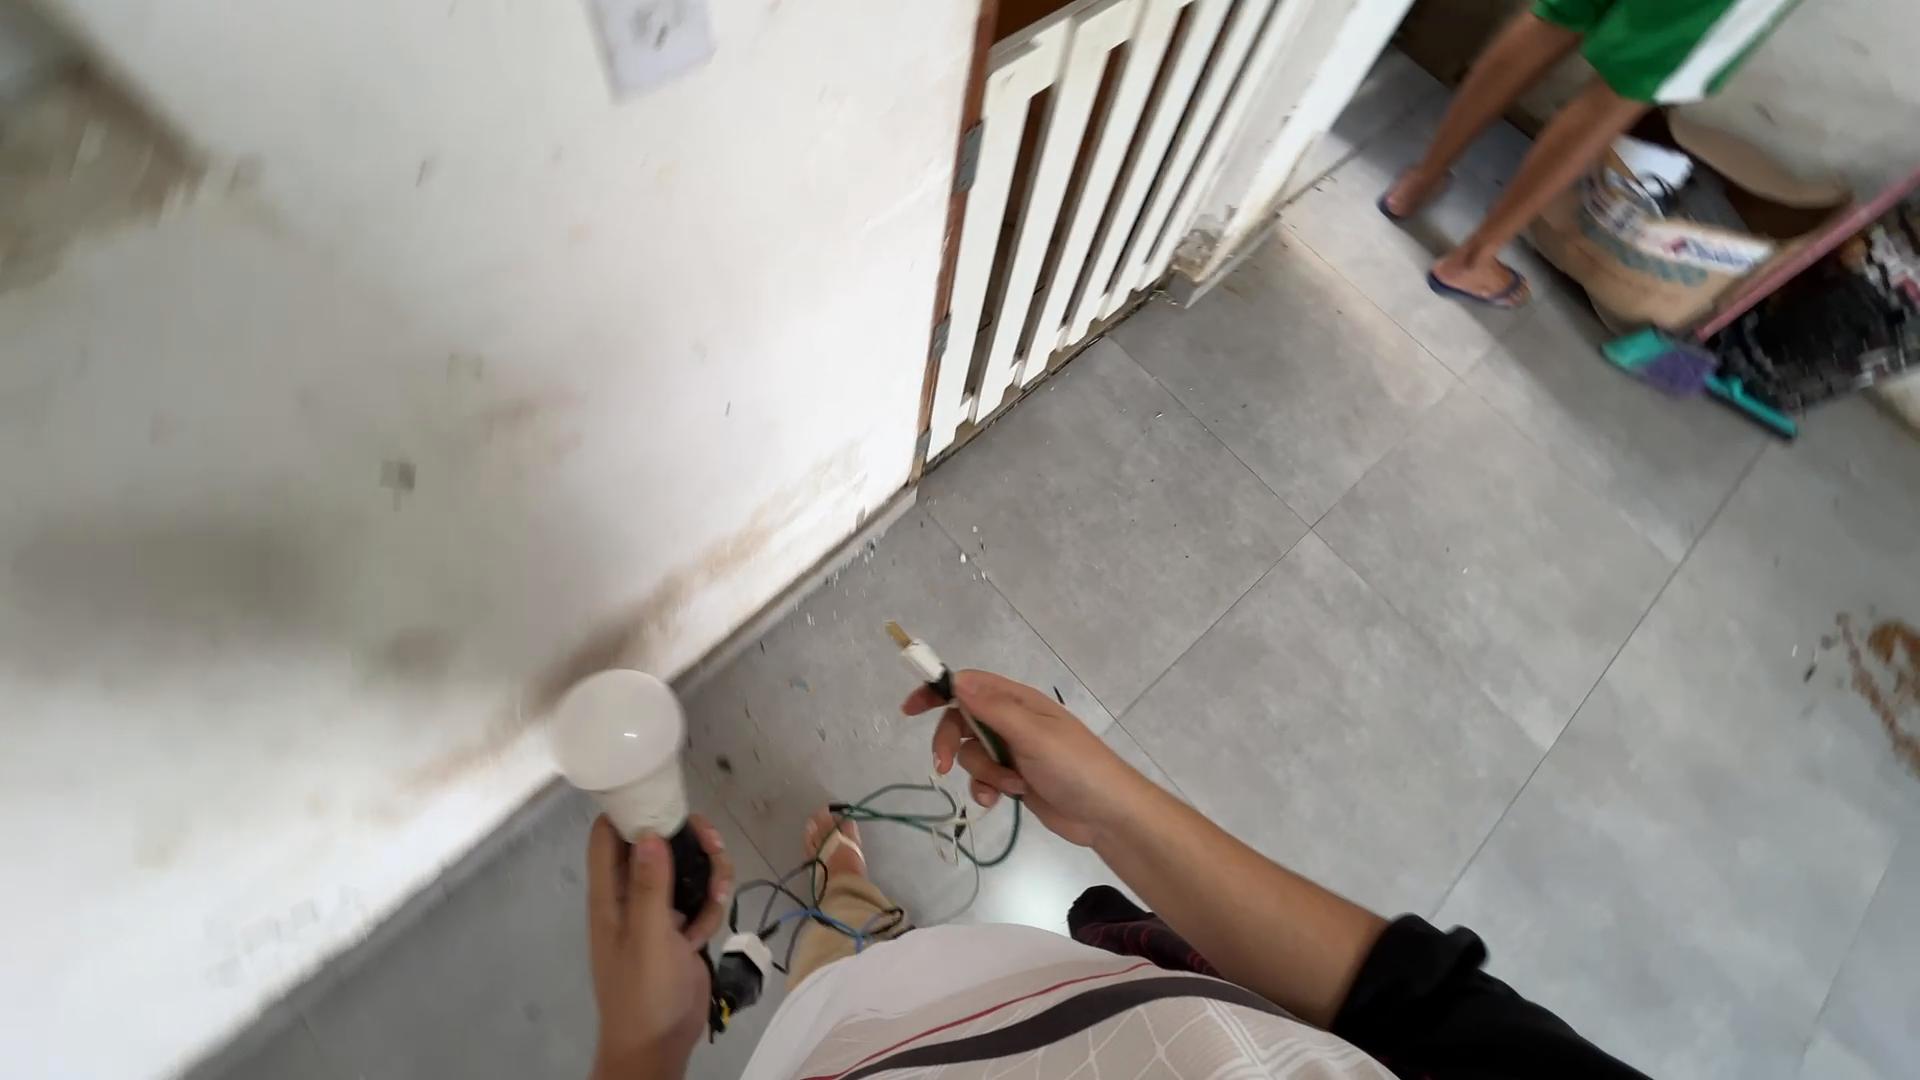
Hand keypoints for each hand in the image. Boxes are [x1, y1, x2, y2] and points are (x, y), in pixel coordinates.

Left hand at [586, 814, 733, 1079]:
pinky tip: (709, 928)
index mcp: (610, 896)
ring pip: (689, 867)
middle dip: (689, 838)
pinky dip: (712, 905)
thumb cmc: (644, 992)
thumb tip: (648, 832)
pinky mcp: (683, 925)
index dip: (629, 810)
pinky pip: (703, 896)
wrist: (661, 1045)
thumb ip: (650, 886)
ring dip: (709, 873)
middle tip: (712, 841)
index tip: (662, 793)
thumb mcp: (648, 938)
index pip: (609, 837)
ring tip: (718, 894)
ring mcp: (660, 910)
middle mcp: (633, 895)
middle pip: (659, 844)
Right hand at [908, 670, 1145, 846]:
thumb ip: (993, 709)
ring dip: (981, 772)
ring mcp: (1013, 750)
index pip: (969, 685)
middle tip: (942, 766)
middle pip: (962, 722)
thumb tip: (956, 680)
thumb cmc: (1074, 766)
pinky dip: (986, 789)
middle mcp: (1012, 720)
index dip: (938, 692)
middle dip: (950, 743)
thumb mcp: (1033, 734)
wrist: (1106, 814)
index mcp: (1018, 700)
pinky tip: (1000, 801)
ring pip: (971, 753)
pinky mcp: (1014, 779)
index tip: (911, 708)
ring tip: (1007, 786)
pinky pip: (983, 778)